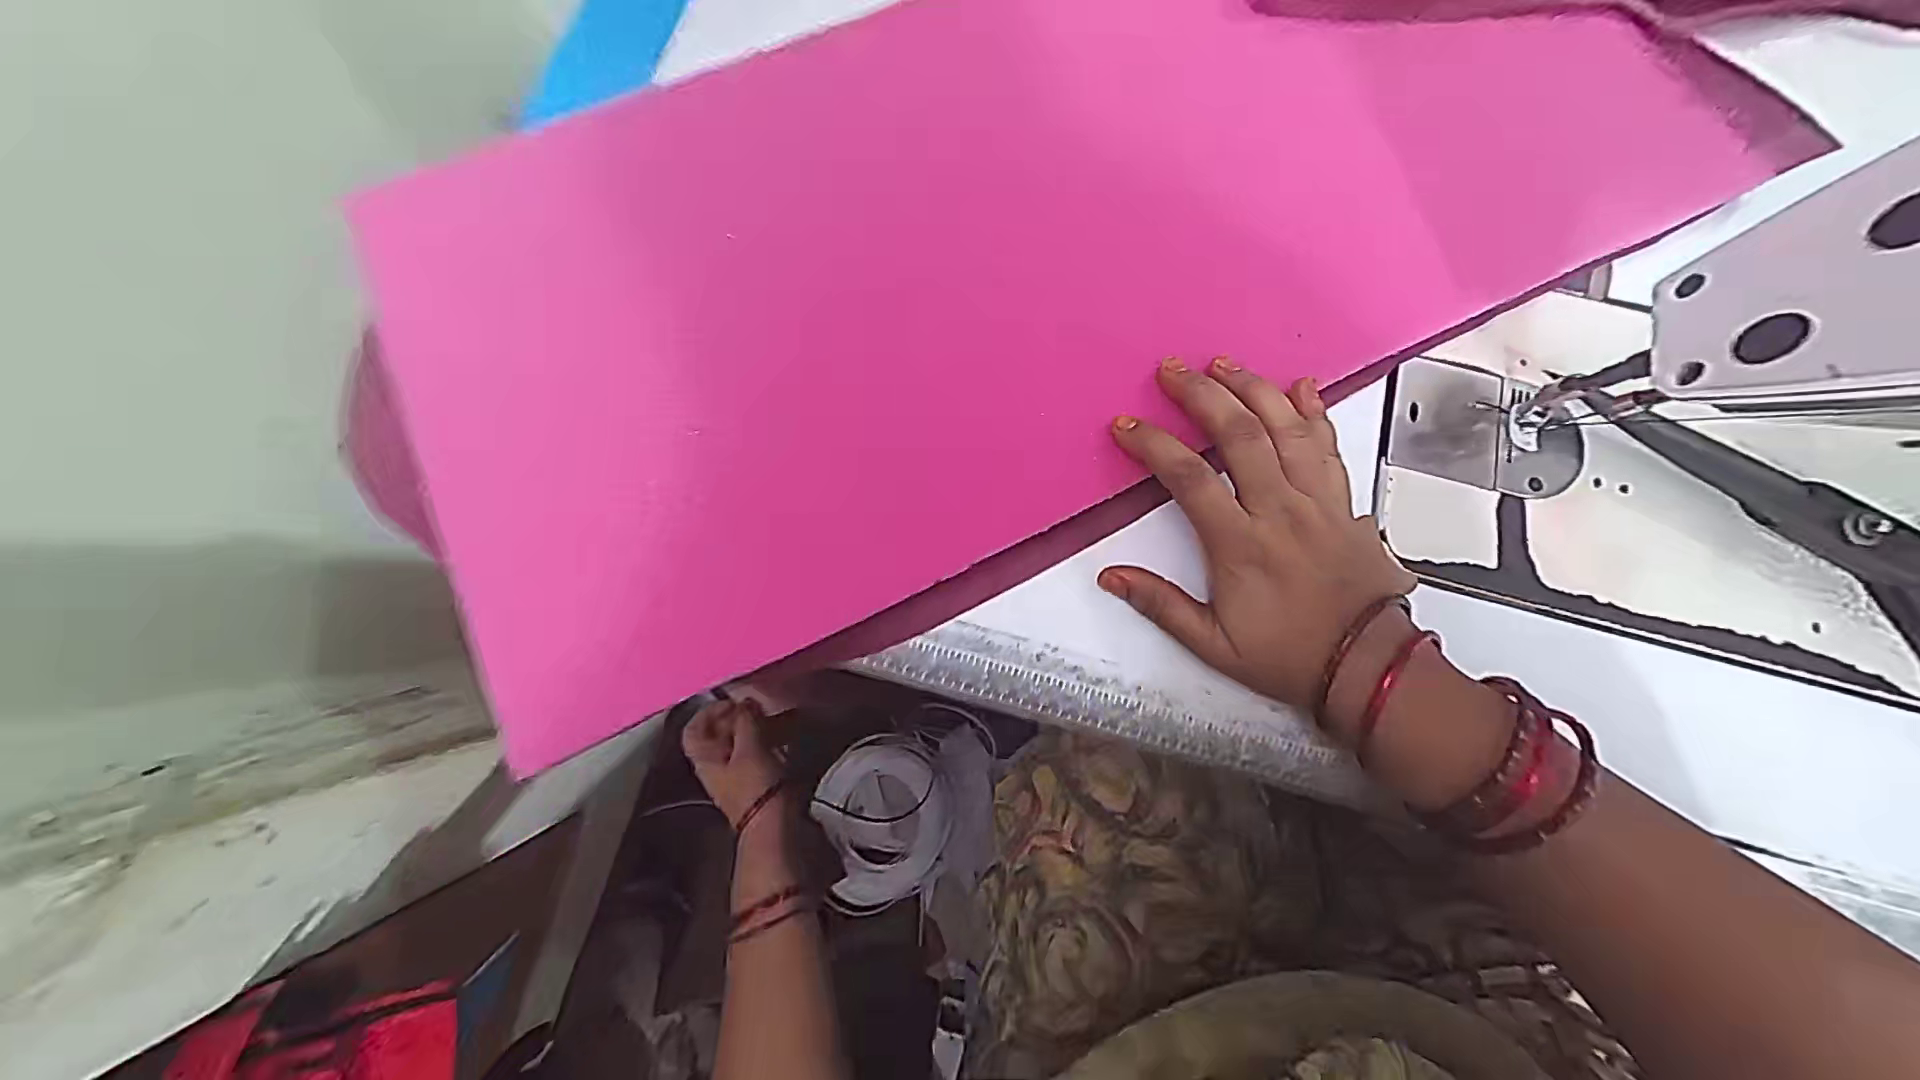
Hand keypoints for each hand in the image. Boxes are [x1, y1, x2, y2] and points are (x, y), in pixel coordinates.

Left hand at [683, 699, 783, 824]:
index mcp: (705, 759)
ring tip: (770, 717)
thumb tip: (744, 702)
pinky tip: (780, 736)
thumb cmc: (756, 785)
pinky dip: (764, 741)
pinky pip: (754, 755)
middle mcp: (715, 768)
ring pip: (737, 744)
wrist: (775, 825)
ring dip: (751, 728)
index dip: (708, 712)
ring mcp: (735, 777)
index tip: (730, 701)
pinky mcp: (756, 783)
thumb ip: (745, 721)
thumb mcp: (750, 747)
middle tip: (754, 706)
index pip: (693, 730)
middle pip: (716, 735)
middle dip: (733, 717)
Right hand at [1099, 356, 1415, 712]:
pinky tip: (1302, 387)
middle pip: (1239, 435)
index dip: (1153, 445)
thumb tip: (1111, 577)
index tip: (1128, 427)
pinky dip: (1315, 413)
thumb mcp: (1212, 644)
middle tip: (1173, 370)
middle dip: (1202, 395)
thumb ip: (1160, 605)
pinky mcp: (1344, 503)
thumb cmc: (1288, 655)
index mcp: (1240, 545)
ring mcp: (1318, 502)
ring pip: (1286, 429)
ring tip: (1224, 364)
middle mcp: (1280, 512)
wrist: (1366, 665)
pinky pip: (1329, 447)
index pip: (1189, 478)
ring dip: (1253, 389)